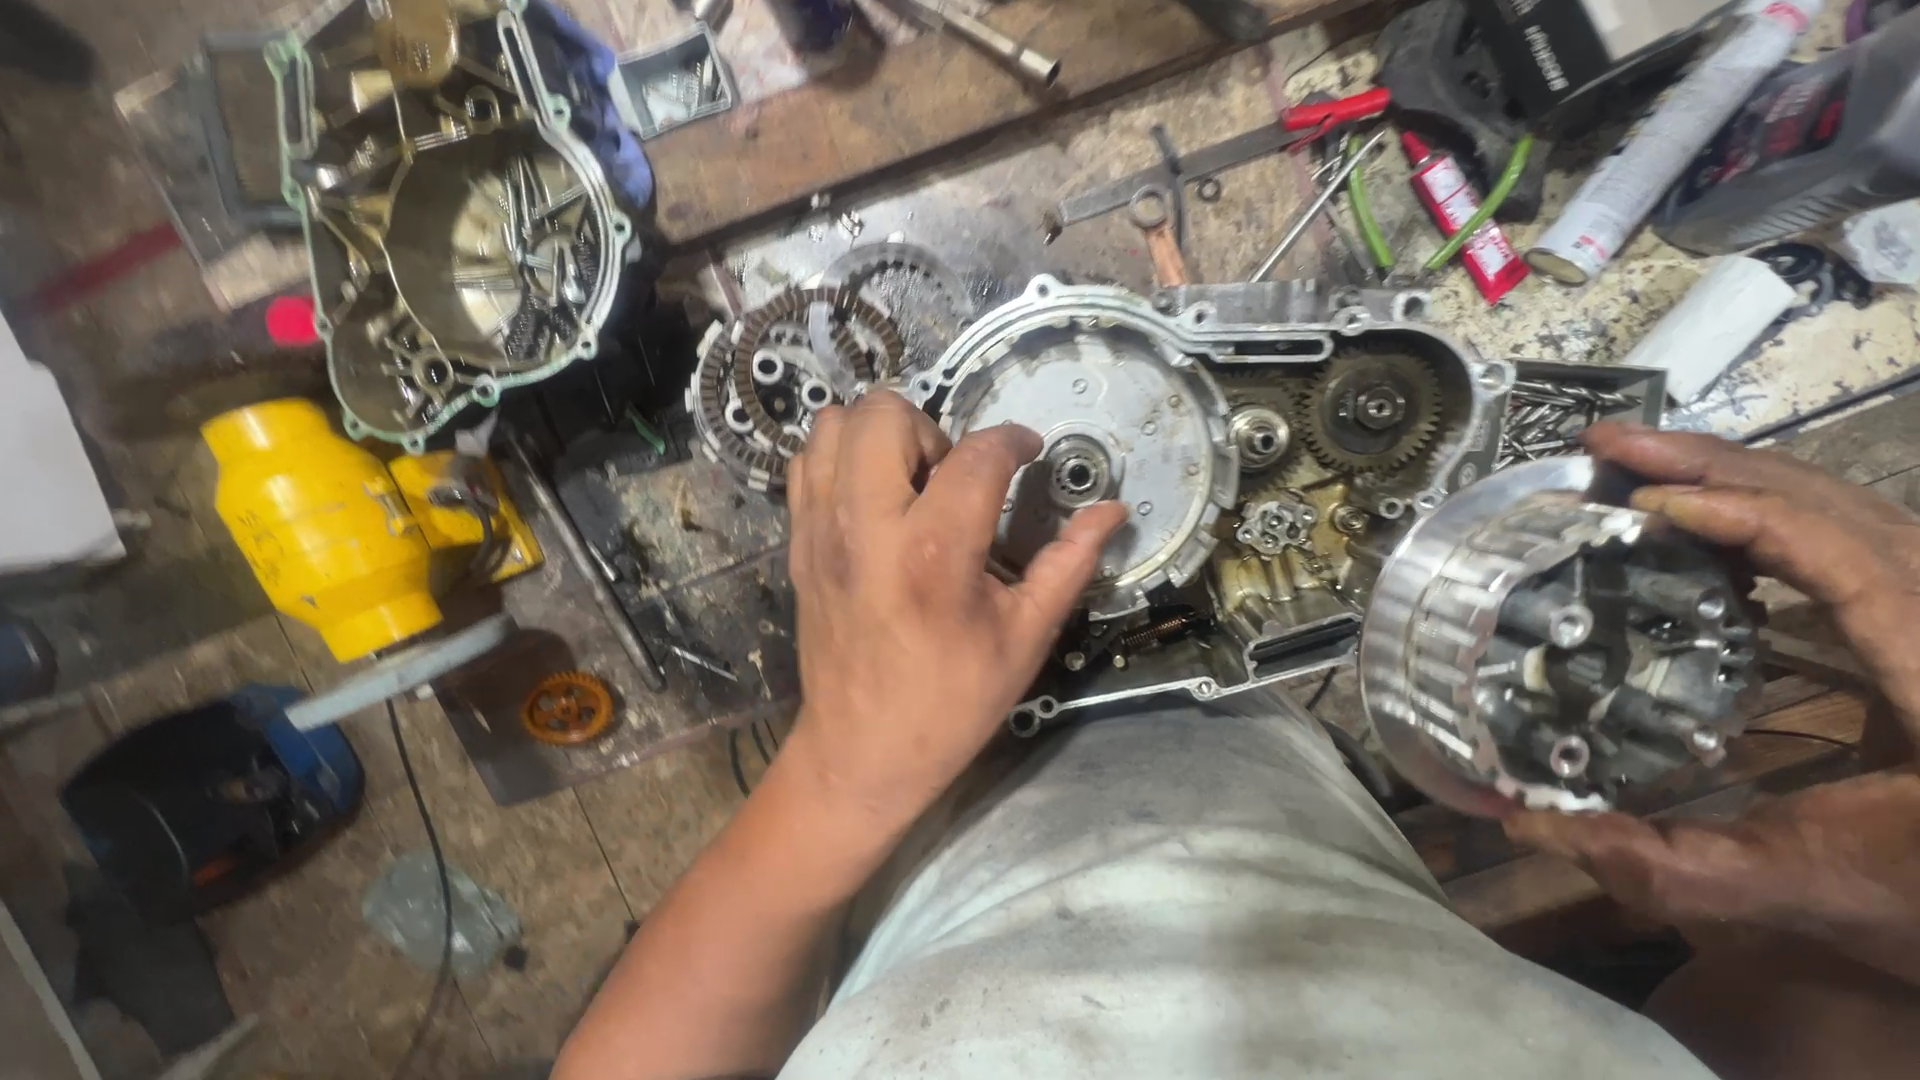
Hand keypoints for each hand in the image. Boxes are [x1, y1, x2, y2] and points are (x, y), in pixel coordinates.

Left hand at [780, 391, 1127, 828]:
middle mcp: (867, 527)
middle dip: (930, 428)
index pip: (977, 456)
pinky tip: (872, 501)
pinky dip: (839, 460)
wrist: (861, 751)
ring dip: (880, 438)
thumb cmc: (951, 701)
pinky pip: (806, 464)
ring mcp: (821, 532)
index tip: (1028, 453)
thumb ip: (1068, 563)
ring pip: (834, 425)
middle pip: (884, 413)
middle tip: (952, 476)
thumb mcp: (1024, 636)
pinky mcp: (796, 544)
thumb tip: (1113, 510)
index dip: (1013, 441)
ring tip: (909, 485)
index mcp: (935, 552)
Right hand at [1502, 423, 1919, 982]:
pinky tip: (1697, 516)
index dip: (1745, 517)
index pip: (1850, 558)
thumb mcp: (1798, 888)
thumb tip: (1525, 822)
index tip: (1642, 502)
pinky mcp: (1916, 625)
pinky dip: (1761, 510)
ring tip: (1636, 461)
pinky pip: (1845, 537)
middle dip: (1717, 464)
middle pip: (1844, 506)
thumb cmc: (1918, 897)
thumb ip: (1663, 865)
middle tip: (1610, 444)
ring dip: (1733, 474)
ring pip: (1848, 509)